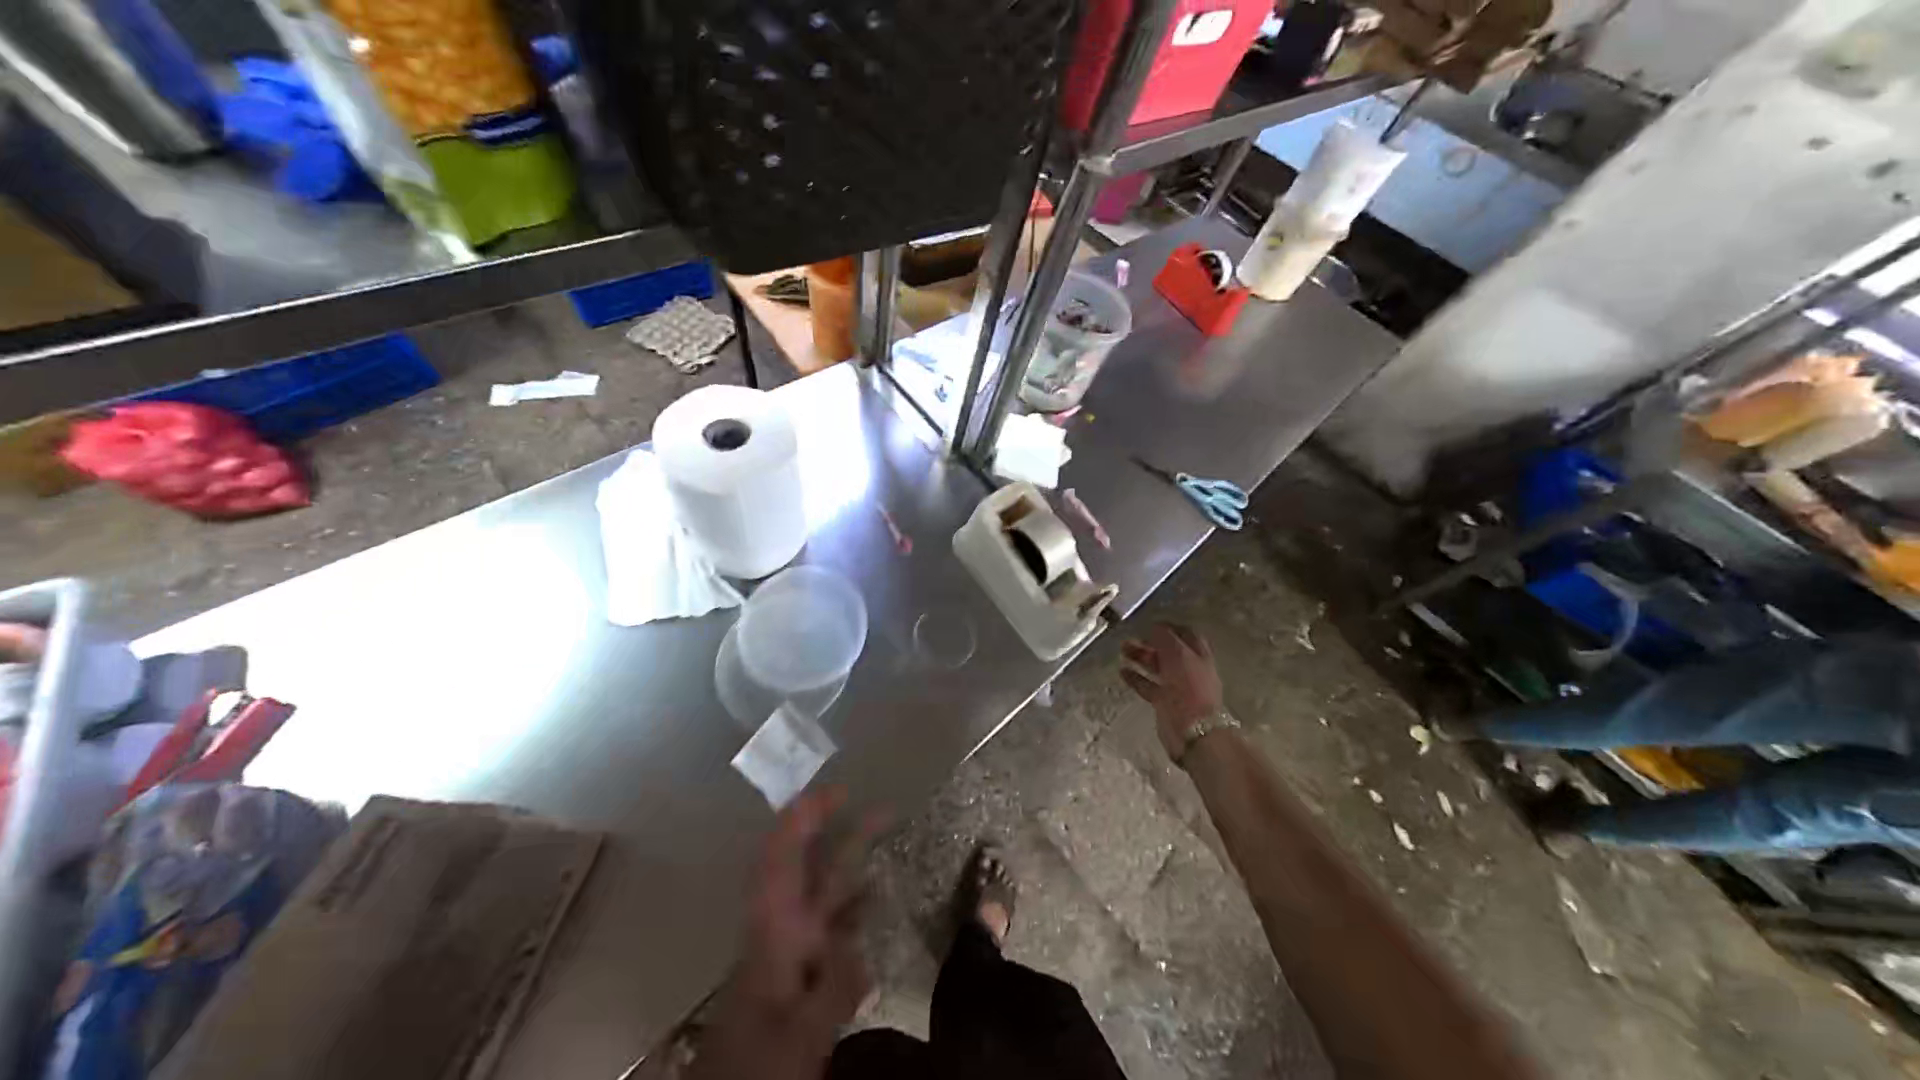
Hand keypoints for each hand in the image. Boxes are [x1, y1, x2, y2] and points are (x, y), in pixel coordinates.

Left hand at [690, 789, 881, 1079]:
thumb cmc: (757, 1064)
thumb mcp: (797, 1034)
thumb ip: (830, 988)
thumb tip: (860, 944)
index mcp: (772, 931)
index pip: (780, 859)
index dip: (802, 819)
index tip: (836, 791)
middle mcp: (780, 928)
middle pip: (805, 866)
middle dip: (835, 830)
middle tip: (880, 808)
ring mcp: (791, 949)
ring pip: (820, 891)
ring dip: (847, 860)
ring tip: (884, 834)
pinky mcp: (802, 970)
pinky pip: (831, 922)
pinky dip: (852, 902)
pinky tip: (877, 895)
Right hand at [1120, 623, 1224, 759]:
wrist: (1193, 729)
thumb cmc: (1189, 687)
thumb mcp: (1178, 654)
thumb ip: (1165, 638)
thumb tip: (1155, 627)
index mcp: (1199, 656)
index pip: (1186, 635)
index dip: (1170, 628)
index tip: (1150, 624)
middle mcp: (1189, 670)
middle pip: (1169, 652)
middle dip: (1150, 643)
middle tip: (1130, 638)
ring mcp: (1177, 687)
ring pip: (1157, 668)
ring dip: (1141, 657)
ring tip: (1123, 650)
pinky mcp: (1165, 703)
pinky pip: (1148, 686)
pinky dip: (1136, 678)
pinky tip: (1122, 671)